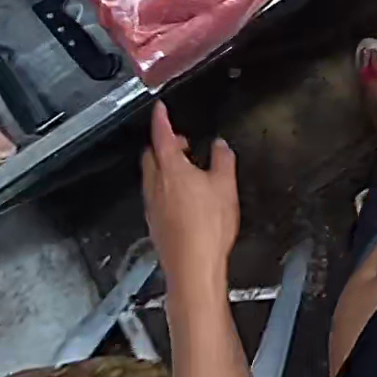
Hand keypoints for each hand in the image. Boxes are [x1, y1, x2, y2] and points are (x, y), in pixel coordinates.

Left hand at [141, 101, 237, 301]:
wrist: (193, 267)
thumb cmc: (209, 227)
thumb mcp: (226, 185)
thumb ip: (222, 160)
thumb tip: (220, 146)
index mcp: (171, 171)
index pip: (161, 137)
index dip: (161, 120)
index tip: (160, 108)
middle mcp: (156, 186)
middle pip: (150, 156)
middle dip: (163, 144)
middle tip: (182, 140)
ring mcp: (153, 206)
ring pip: (151, 175)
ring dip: (165, 164)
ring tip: (188, 165)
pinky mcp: (155, 222)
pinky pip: (156, 193)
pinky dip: (166, 183)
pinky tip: (186, 192)